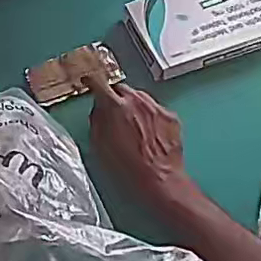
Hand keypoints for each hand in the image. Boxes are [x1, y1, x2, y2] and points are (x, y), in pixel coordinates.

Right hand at [85, 75, 190, 202]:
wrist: (159, 179)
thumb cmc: (126, 167)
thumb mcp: (99, 144)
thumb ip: (97, 120)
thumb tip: (99, 109)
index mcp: (115, 106)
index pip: (99, 84)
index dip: (91, 82)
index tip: (89, 82)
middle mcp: (137, 101)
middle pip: (122, 89)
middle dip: (115, 97)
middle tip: (112, 111)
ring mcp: (156, 107)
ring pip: (140, 97)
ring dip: (133, 105)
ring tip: (131, 125)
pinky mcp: (171, 116)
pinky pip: (155, 109)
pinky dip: (149, 116)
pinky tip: (148, 133)